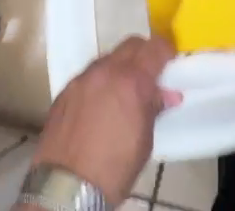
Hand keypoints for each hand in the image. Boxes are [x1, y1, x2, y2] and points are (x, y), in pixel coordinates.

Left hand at [31, 35, 182, 203]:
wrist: (65, 189)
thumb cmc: (114, 168)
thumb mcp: (144, 141)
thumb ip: (154, 109)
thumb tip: (165, 95)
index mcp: (132, 81)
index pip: (155, 48)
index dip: (166, 51)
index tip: (170, 62)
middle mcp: (106, 71)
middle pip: (130, 45)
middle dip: (143, 55)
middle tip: (149, 75)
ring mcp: (81, 80)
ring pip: (107, 59)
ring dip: (120, 67)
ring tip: (122, 92)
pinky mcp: (64, 92)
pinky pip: (88, 76)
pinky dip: (99, 82)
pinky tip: (99, 105)